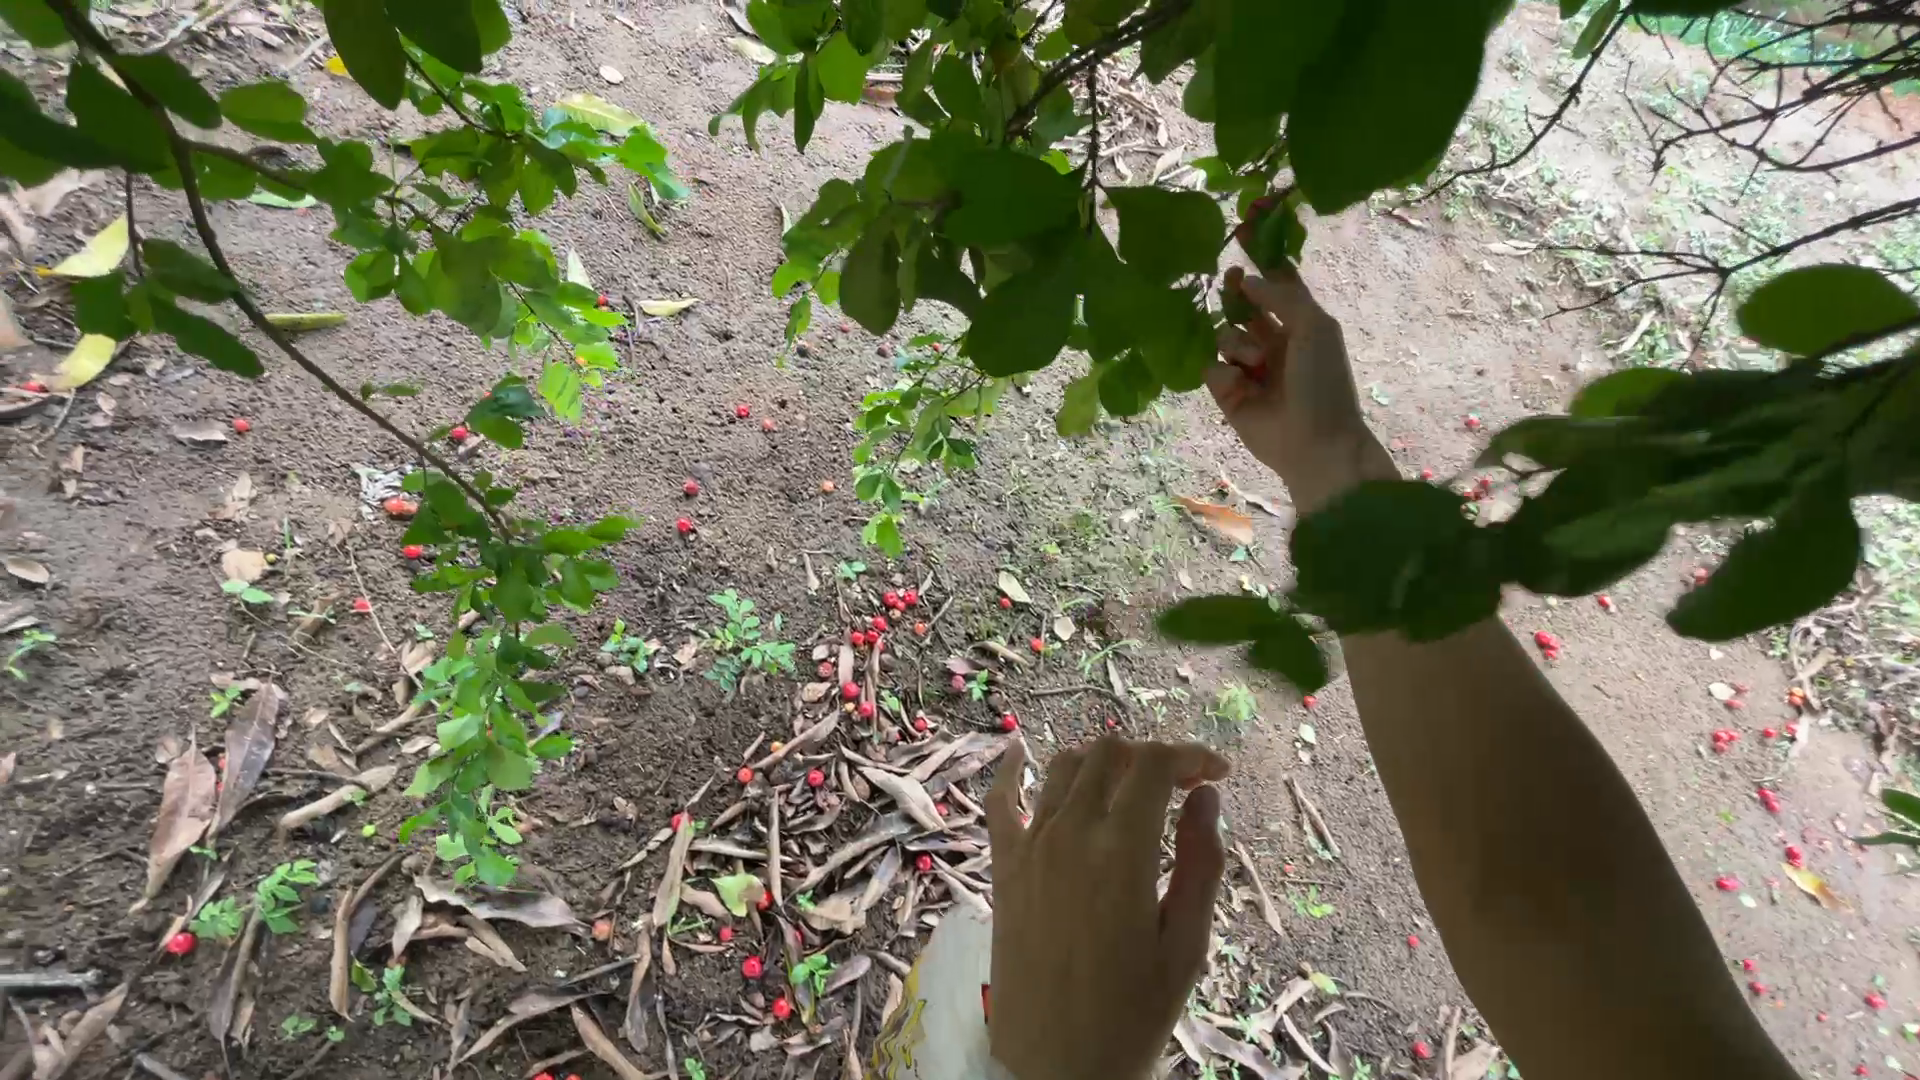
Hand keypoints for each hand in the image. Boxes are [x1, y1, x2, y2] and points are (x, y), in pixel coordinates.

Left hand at [985, 737, 1229, 1079]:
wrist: (1052, 1067)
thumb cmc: (1132, 1016)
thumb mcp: (1186, 946)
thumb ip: (1200, 862)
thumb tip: (1207, 795)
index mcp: (1121, 851)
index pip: (1153, 767)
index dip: (1190, 756)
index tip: (1217, 773)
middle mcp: (1070, 831)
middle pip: (1109, 754)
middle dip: (1150, 756)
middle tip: (1180, 785)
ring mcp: (1030, 843)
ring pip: (1064, 766)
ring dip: (1101, 761)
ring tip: (1127, 784)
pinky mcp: (1003, 862)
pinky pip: (1000, 797)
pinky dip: (1012, 766)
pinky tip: (1020, 749)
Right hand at [1210, 263, 1395, 511]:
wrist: (1312, 441)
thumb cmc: (1322, 382)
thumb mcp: (1314, 328)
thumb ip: (1282, 297)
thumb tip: (1247, 280)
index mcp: (1298, 322)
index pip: (1275, 285)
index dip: (1260, 264)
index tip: (1242, 239)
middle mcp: (1269, 340)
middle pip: (1241, 306)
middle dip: (1235, 294)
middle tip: (1230, 281)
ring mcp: (1246, 367)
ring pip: (1222, 335)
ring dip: (1236, 342)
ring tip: (1255, 362)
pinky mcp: (1226, 392)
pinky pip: (1210, 368)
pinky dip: (1223, 372)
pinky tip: (1240, 385)